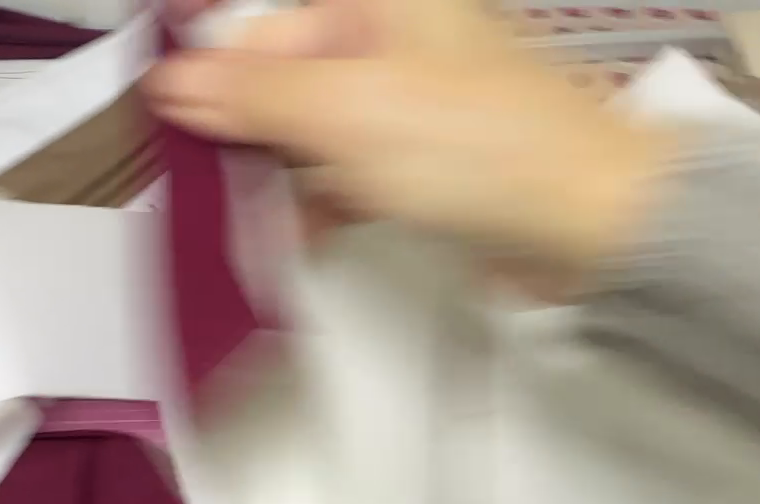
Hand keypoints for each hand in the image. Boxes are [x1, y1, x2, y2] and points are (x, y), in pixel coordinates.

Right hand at [147, 0, 669, 275]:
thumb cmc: (488, 151)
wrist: (579, 222)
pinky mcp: (425, 160)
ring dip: (296, 181)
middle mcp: (391, 43)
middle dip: (259, 140)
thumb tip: (180, 81)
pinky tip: (328, 226)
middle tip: (237, 184)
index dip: (215, 83)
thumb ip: (258, 96)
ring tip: (293, 216)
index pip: (259, 31)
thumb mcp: (349, 113)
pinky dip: (335, 203)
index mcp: (372, 6)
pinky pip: (355, 173)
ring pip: (318, 136)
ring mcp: (410, 103)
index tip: (181, 131)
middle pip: (286, 84)